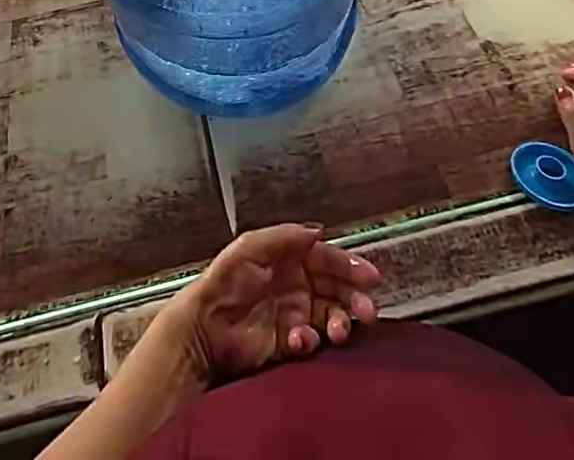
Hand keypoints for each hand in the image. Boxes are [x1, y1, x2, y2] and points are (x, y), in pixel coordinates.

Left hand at [155, 224, 382, 385]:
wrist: (203, 327)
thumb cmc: (225, 281)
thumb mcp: (250, 247)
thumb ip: (285, 236)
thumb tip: (319, 230)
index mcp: (291, 259)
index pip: (328, 258)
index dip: (350, 266)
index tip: (370, 277)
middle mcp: (298, 284)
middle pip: (336, 289)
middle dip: (354, 298)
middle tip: (366, 312)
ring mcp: (294, 314)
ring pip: (330, 316)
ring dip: (340, 323)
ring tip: (338, 331)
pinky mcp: (288, 343)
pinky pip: (312, 340)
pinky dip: (312, 340)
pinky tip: (301, 340)